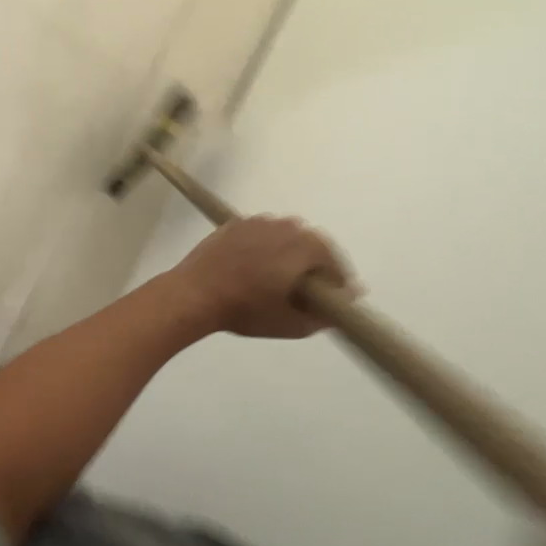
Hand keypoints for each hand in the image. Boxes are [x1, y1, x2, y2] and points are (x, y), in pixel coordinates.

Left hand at [168, 215, 357, 338]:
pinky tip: (255, 266)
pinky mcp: (234, 224)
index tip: (331, 299)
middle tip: (306, 290)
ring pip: (285, 236)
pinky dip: (265, 247)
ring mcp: (257, 221)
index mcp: (305, 246)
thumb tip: (351, 297)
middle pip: (310, 244)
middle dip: (314, 265)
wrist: (194, 294)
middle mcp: (285, 226)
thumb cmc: (246, 310)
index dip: (336, 280)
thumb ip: (327, 313)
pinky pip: (260, 233)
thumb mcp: (292, 324)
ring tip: (280, 278)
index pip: (333, 261)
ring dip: (289, 253)